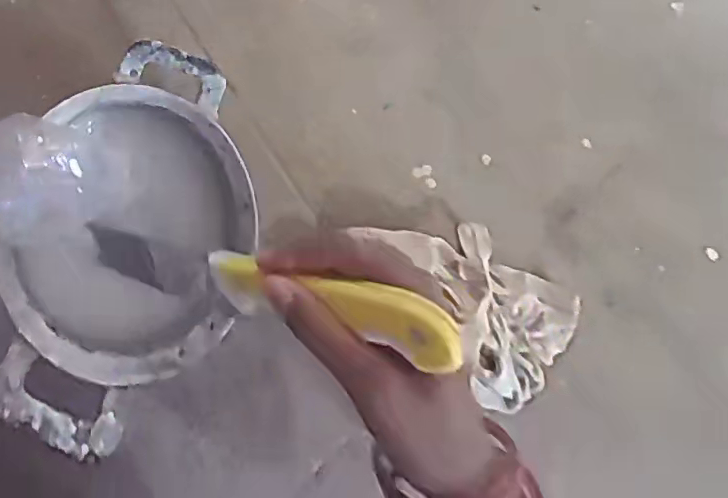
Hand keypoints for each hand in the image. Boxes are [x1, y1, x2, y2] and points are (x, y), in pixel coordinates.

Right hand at [260, 235, 538, 497]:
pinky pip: (359, 282)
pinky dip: (328, 284)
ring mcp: (413, 297)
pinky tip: (307, 294)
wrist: (462, 474)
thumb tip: (273, 285)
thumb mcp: (367, 383)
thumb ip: (321, 331)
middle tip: (265, 269)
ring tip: (278, 278)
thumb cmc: (421, 430)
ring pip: (355, 265)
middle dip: (307, 257)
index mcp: (422, 296)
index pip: (358, 255)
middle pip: (355, 253)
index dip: (309, 253)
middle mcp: (419, 284)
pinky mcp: (403, 312)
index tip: (266, 263)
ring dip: (315, 267)